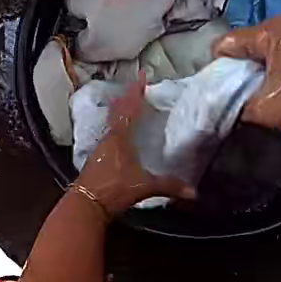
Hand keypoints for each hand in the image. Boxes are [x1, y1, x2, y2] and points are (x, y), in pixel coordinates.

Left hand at [73, 73, 196, 215]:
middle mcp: (108, 138)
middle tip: (136, 87)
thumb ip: (169, 186)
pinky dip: (117, 127)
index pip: (129, 109)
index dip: (136, 92)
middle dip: (127, 98)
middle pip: (117, 112)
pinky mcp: (97, 159)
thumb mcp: (144, 186)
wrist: (86, 205)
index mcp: (119, 138)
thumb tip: (194, 192)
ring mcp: (100, 149)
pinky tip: (121, 134)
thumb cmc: (114, 189)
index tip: (141, 76)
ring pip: (111, 123)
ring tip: (129, 105)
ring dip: (120, 112)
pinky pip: (109, 135)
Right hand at [212, 14, 280, 141]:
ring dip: (261, 75)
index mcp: (272, 30)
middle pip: (246, 48)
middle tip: (243, 99)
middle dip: (240, 73)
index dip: (216, 71)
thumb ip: (235, 105)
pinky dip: (280, 73)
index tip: (221, 94)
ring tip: (266, 98)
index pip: (224, 45)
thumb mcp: (267, 110)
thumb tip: (221, 105)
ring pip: (267, 54)